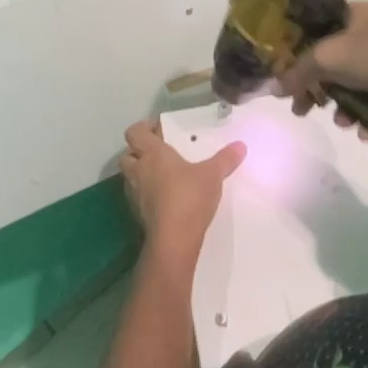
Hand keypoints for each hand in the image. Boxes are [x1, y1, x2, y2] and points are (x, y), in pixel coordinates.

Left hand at [119, 120, 244, 262]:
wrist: (174, 238)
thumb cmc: (189, 196)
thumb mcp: (213, 175)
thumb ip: (225, 159)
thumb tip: (241, 145)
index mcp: (152, 154)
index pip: (135, 132)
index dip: (143, 128)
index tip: (158, 130)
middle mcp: (138, 171)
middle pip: (127, 154)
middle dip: (138, 152)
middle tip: (159, 153)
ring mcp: (135, 194)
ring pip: (130, 177)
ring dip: (141, 173)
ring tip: (162, 175)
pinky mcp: (138, 213)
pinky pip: (137, 197)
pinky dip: (146, 194)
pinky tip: (164, 198)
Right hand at [276, 3, 367, 122]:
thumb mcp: (330, 58)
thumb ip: (299, 71)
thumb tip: (273, 88)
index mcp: (351, 13)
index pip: (313, 30)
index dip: (295, 55)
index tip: (285, 82)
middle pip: (331, 61)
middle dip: (317, 89)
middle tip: (304, 110)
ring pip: (354, 83)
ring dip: (343, 107)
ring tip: (342, 123)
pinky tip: (366, 131)